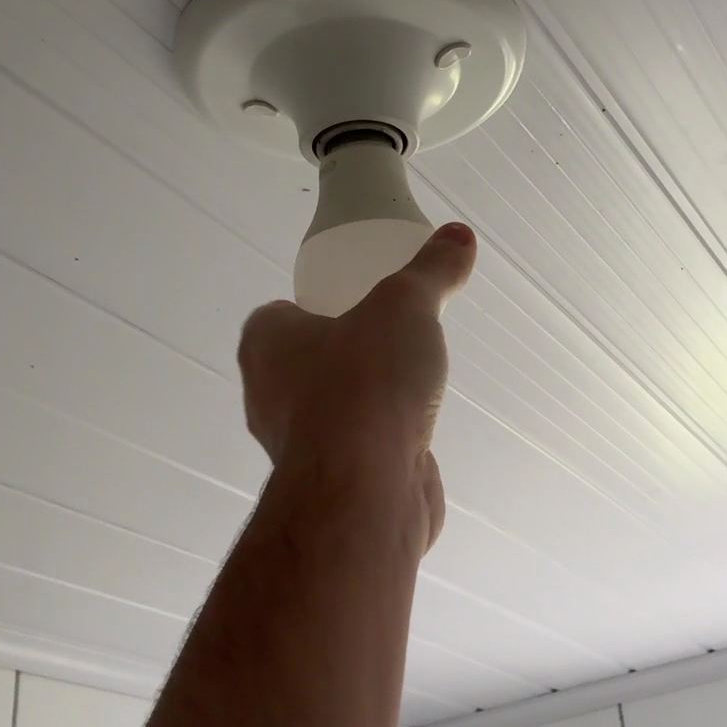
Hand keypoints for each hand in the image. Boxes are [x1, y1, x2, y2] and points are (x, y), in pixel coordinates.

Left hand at [235, 222, 475, 555]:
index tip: (356, 299)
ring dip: (364, 395)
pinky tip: (415, 424)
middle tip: (392, 332)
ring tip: (411, 377)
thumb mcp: (406, 305)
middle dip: (343, 348)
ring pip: (329, 406)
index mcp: (267, 346)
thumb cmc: (366, 383)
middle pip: (303, 361)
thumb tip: (460, 234)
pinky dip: (382, 434)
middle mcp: (269, 396)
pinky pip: (357, 445)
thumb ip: (432, 269)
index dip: (312, 304)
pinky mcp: (330, 484)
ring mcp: (298, 447)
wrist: (366, 492)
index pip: (277, 315)